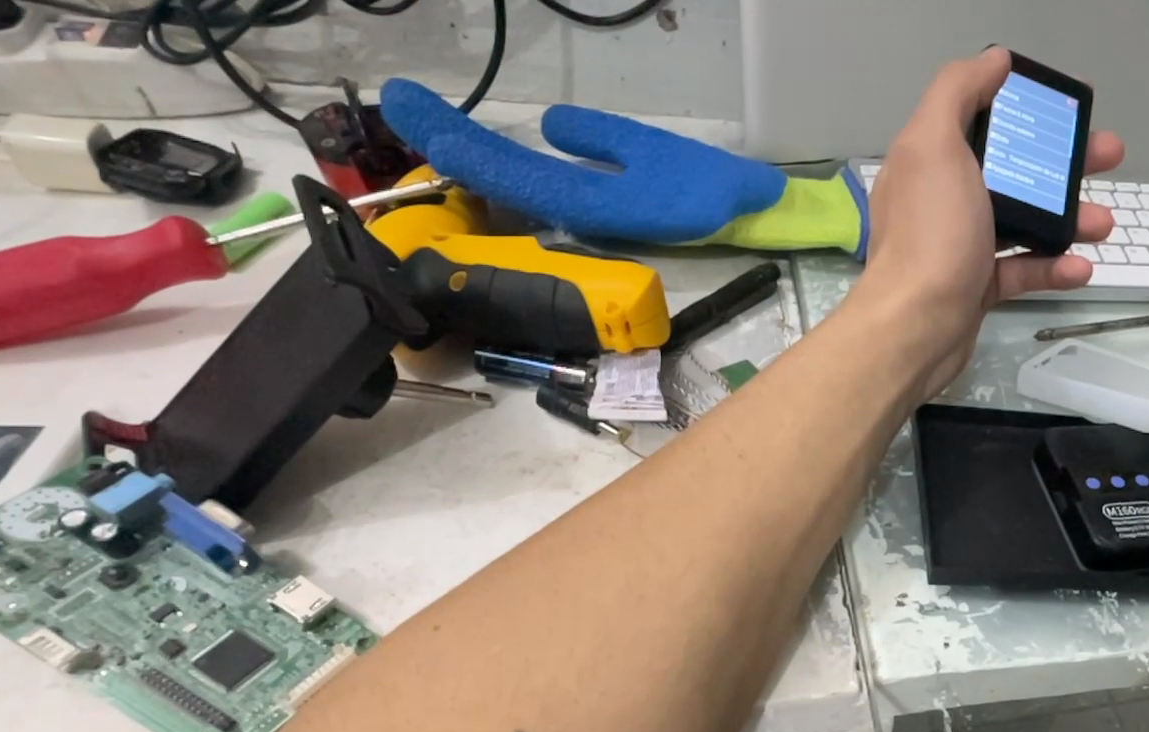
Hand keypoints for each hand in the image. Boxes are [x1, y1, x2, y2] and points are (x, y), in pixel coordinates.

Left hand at [380, 79, 791, 243]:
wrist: (747, 213)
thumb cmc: (720, 194)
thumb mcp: (670, 165)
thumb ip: (613, 147)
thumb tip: (549, 127)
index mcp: (601, 207)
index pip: (519, 179)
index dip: (467, 147)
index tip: (415, 113)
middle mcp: (586, 209)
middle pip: (506, 178)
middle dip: (453, 141)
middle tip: (402, 101)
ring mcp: (589, 200)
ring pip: (516, 177)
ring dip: (469, 147)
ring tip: (423, 113)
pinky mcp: (599, 191)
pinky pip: (538, 173)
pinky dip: (502, 156)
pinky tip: (478, 139)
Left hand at [855, 47, 1124, 395]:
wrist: (915, 328)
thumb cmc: (930, 235)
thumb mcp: (935, 146)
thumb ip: (958, 92)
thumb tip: (994, 61)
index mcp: (932, 158)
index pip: (982, 118)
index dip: (1026, 108)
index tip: (1070, 109)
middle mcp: (944, 198)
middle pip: (1012, 169)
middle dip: (1063, 163)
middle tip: (1108, 157)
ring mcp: (961, 246)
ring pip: (1023, 221)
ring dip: (1067, 219)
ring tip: (1104, 223)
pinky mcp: (976, 288)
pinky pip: (1021, 270)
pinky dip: (1052, 267)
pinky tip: (1081, 268)